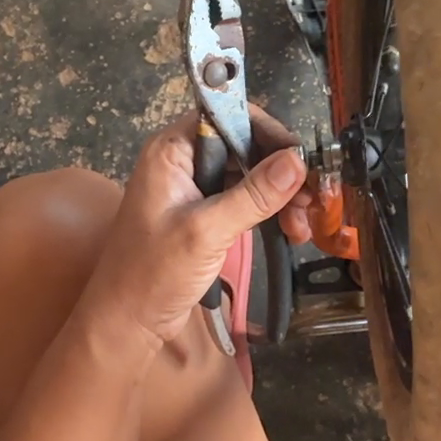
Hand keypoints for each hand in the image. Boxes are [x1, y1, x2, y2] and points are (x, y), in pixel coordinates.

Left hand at [71, 110, 306, 351]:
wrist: (127, 323)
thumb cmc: (154, 273)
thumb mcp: (207, 230)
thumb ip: (253, 194)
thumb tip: (298, 160)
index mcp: (172, 151)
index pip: (228, 117)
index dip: (268, 133)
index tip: (301, 159)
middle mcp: (184, 161)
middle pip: (245, 145)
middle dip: (282, 170)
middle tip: (312, 198)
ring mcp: (196, 188)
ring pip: (250, 174)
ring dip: (281, 195)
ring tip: (303, 224)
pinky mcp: (206, 214)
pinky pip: (246, 199)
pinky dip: (270, 212)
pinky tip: (290, 231)